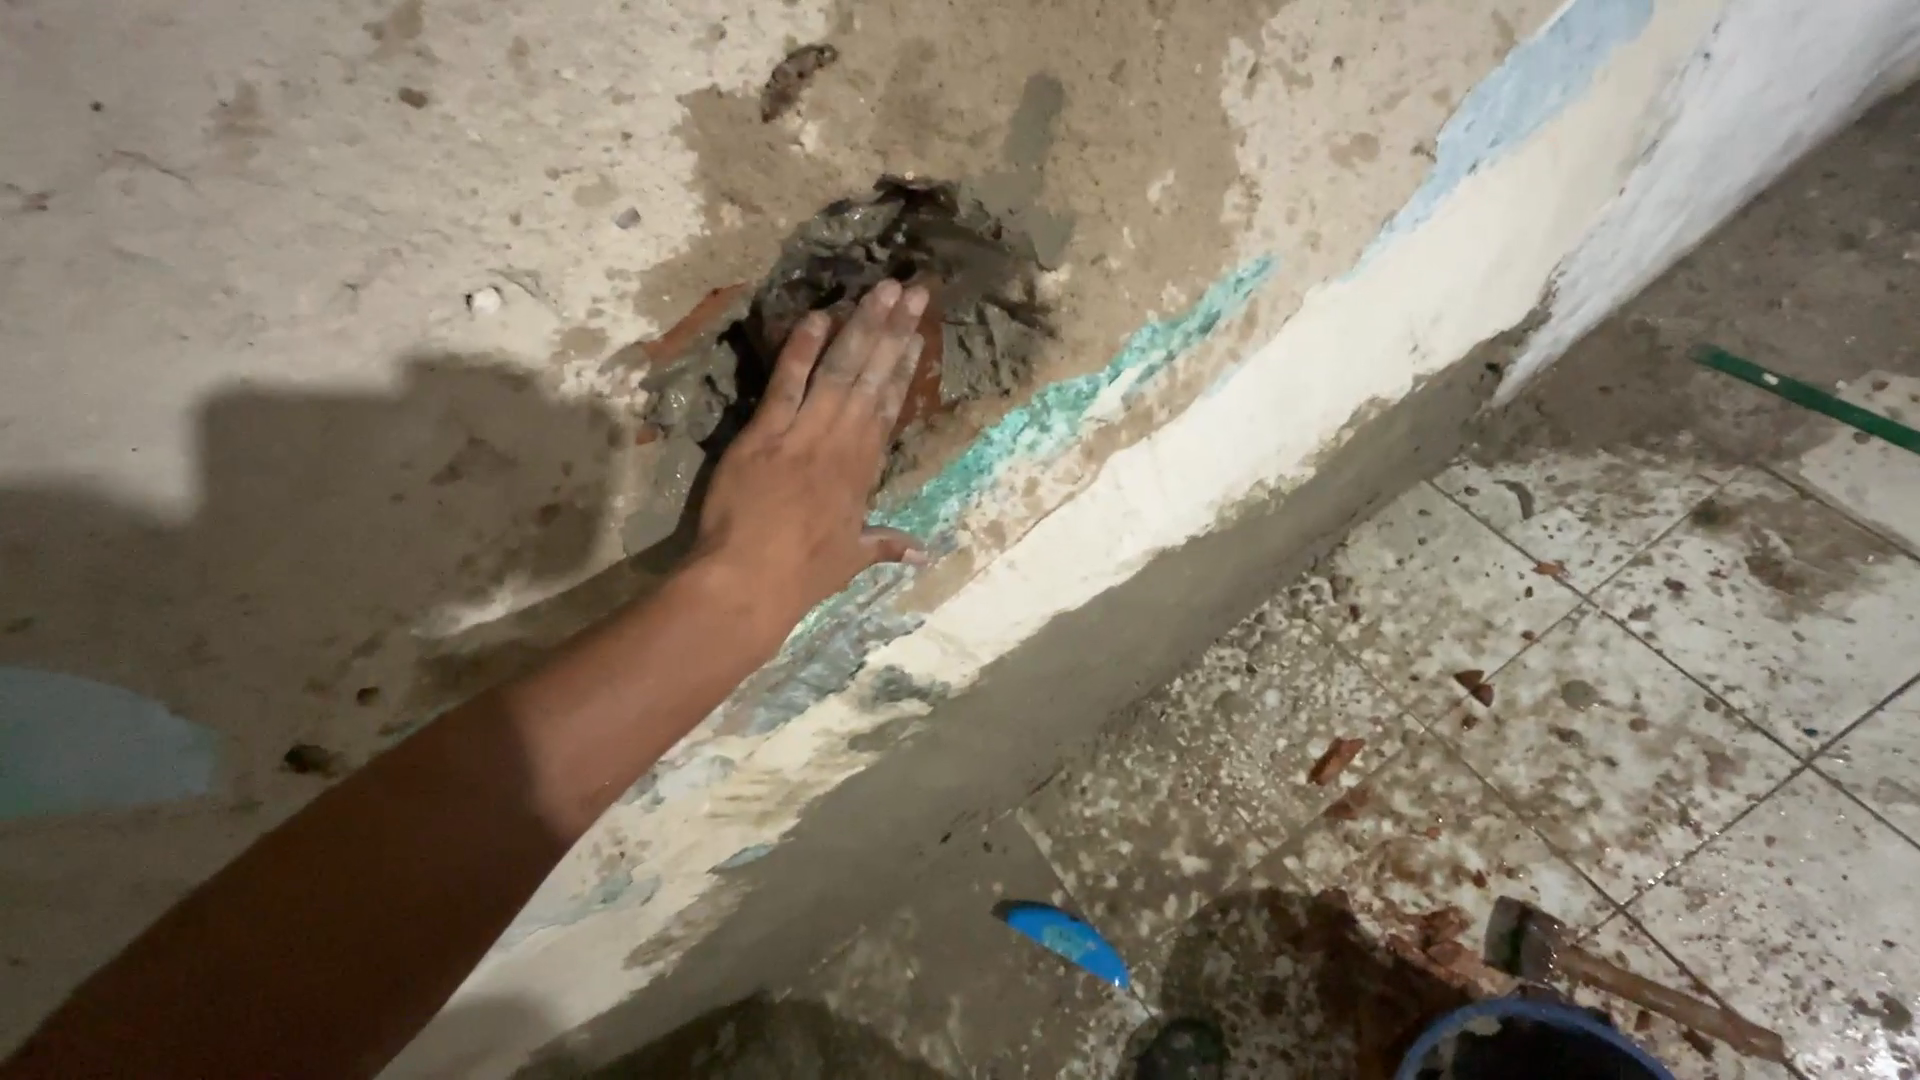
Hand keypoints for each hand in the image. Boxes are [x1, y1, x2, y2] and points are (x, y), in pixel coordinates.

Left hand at [690, 278, 929, 627]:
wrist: (750, 580)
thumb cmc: (803, 574)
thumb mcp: (853, 559)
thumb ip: (887, 545)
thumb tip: (926, 553)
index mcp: (864, 470)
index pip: (889, 408)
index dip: (904, 369)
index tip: (917, 336)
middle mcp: (842, 442)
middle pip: (873, 378)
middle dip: (895, 331)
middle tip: (914, 290)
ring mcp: (804, 433)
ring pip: (840, 371)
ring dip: (863, 327)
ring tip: (883, 289)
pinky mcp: (765, 432)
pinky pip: (787, 382)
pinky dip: (802, 349)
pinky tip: (819, 316)